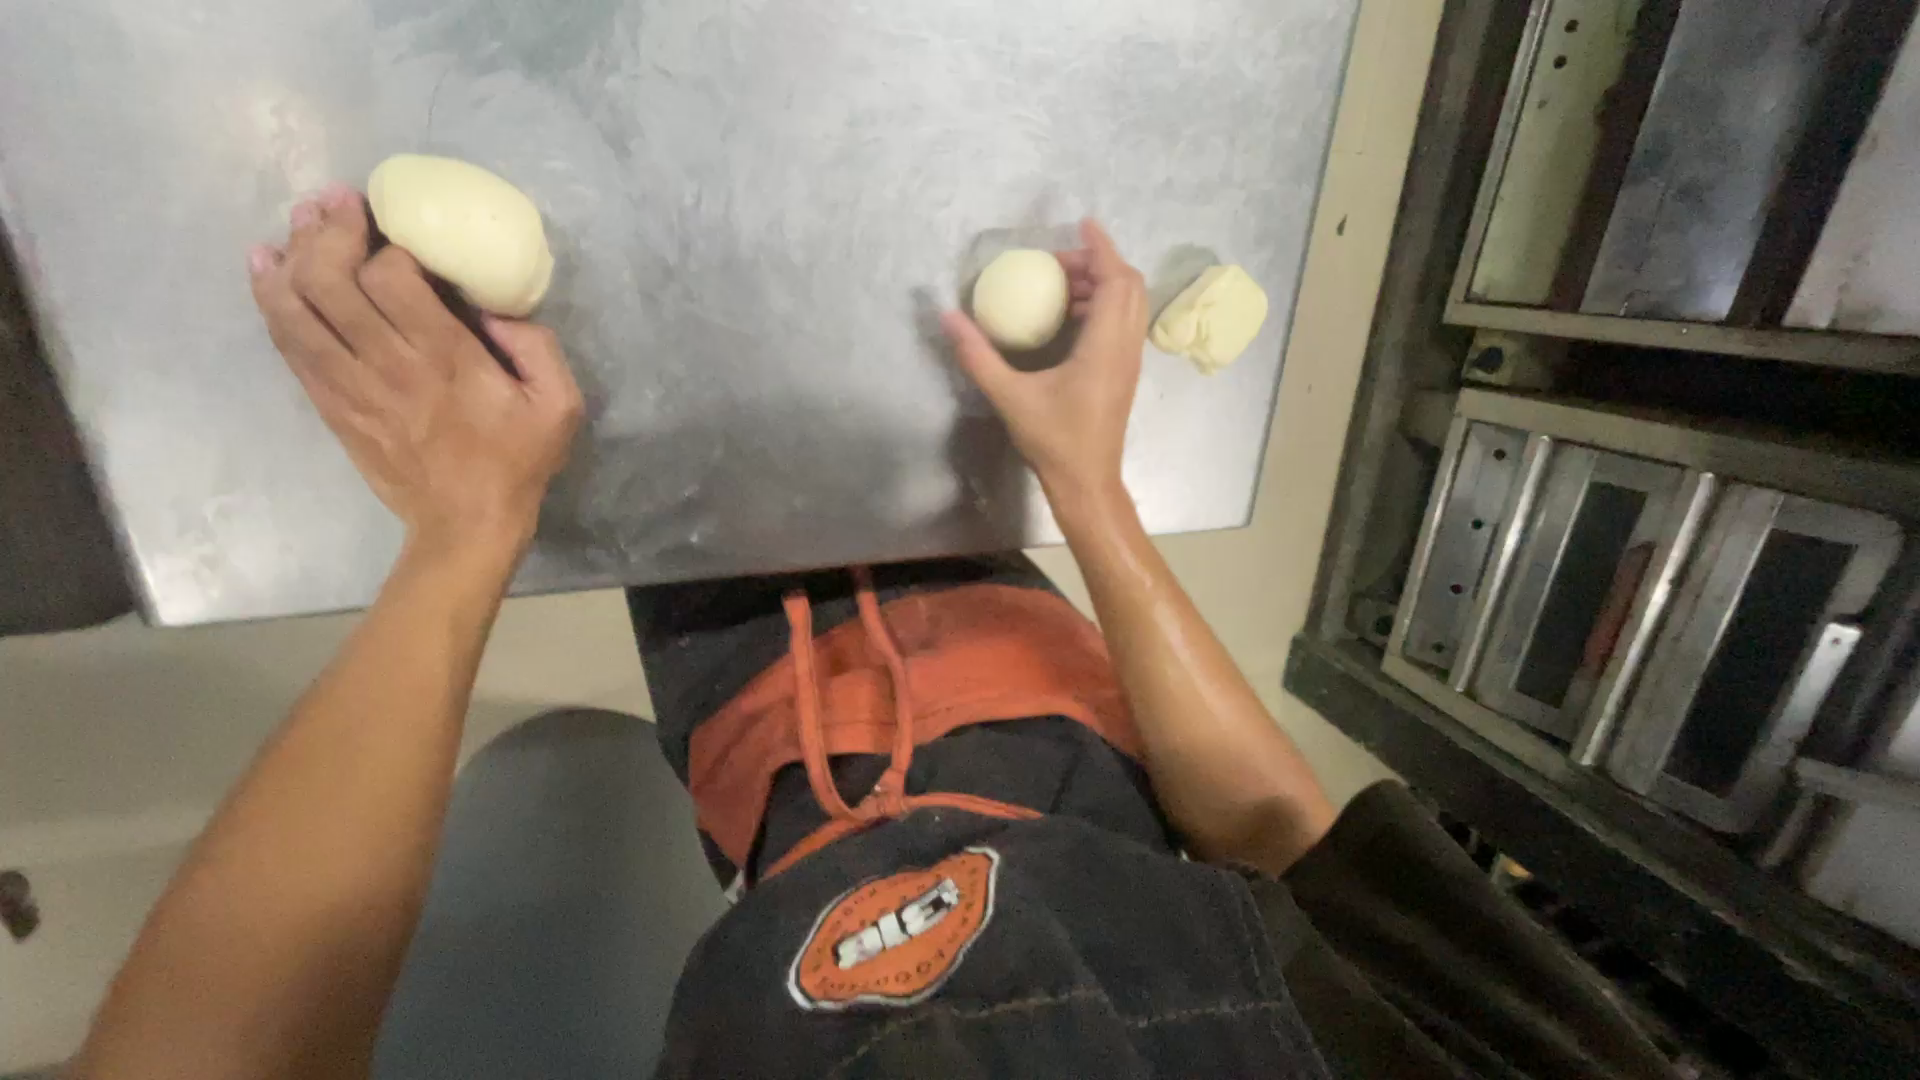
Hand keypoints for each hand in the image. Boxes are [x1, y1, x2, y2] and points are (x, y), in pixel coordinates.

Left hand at [248, 184, 582, 564]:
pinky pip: (288, 342)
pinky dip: (270, 299)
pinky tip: (266, 267)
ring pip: (298, 305)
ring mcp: (352, 385)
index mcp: (449, 360)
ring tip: (299, 222)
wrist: (467, 523)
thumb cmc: (518, 462)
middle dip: (329, 230)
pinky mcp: (332, 404)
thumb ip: (538, 348)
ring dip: (290, 255)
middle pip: (333, 280)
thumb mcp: (560, 406)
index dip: (390, 244)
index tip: (400, 229)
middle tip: (338, 202)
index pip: (394, 280)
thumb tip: (497, 308)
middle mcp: (390, 364)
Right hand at [942, 219, 1146, 508]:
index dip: (1101, 246)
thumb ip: (977, 355)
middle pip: (1129, 285)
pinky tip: (1069, 320)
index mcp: (1105, 347)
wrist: (1087, 481)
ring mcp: (1129, 362)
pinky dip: (1103, 307)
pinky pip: (1123, 324)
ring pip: (1130, 305)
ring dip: (1102, 284)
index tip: (1081, 223)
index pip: (1115, 280)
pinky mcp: (1125, 374)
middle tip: (1058, 263)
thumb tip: (948, 316)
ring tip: (1060, 287)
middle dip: (1099, 262)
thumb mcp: (1009, 397)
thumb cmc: (1053, 441)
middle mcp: (1125, 348)